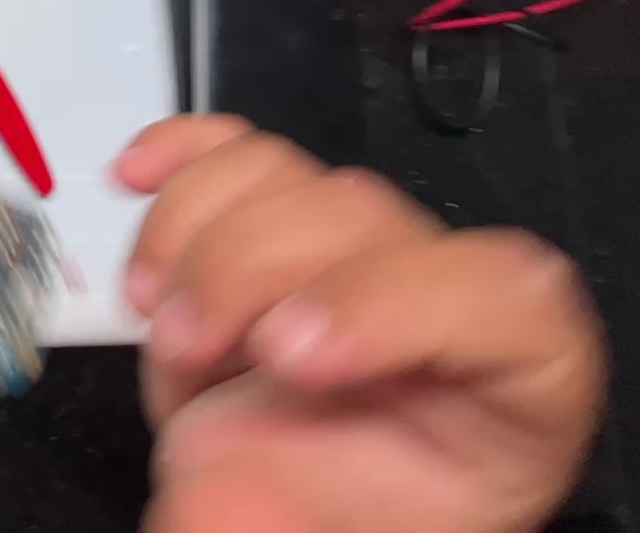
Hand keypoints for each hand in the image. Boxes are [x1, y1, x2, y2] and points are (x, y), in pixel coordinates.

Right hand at [113, 115, 604, 532]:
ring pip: (270, 170)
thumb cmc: (304, 488)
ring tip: (153, 305)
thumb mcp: (298, 524)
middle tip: (183, 342)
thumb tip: (209, 514)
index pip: (503, 301)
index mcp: (495, 383)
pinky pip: (221, 143)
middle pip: (351, 216)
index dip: (388, 307)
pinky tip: (136, 178)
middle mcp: (419, 284)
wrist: (253, 450)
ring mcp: (334, 230)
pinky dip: (170, 151)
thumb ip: (269, 518)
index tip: (286, 357)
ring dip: (185, 231)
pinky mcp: (257, 197)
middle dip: (237, 274)